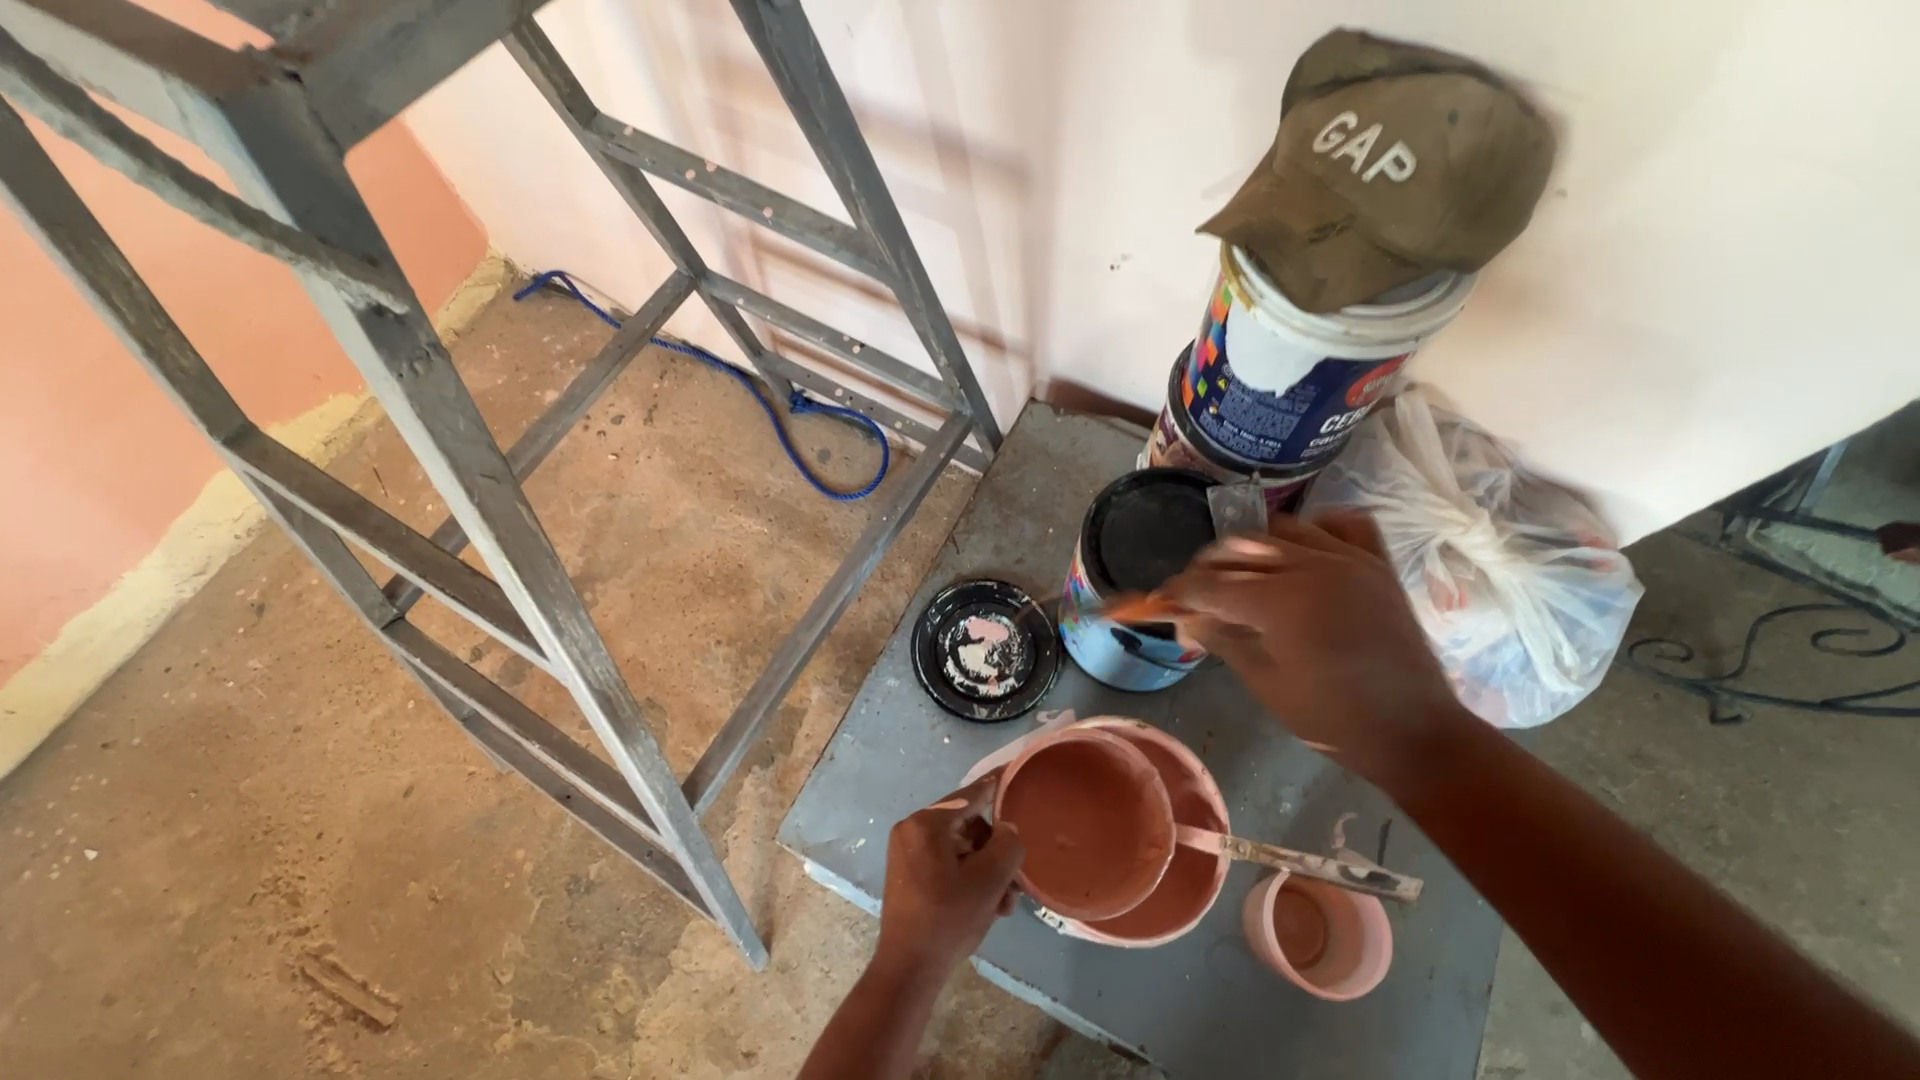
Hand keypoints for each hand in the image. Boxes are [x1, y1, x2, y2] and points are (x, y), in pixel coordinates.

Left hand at [873, 776, 1024, 981]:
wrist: (910, 968)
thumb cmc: (948, 917)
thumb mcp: (989, 879)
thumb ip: (1007, 843)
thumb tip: (1007, 828)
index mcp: (926, 823)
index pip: (970, 795)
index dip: (996, 785)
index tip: (1013, 771)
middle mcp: (912, 830)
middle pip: (969, 826)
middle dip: (996, 852)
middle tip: (1015, 882)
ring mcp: (908, 853)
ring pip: (962, 849)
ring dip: (988, 872)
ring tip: (1005, 903)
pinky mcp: (910, 874)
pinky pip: (949, 864)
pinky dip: (971, 879)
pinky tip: (989, 906)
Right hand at [1159, 511, 1474, 788]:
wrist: (1414, 732)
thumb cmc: (1332, 720)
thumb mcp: (1265, 682)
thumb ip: (1222, 640)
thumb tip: (1185, 618)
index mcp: (1280, 601)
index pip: (1210, 583)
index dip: (1179, 592)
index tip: (1161, 602)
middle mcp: (1311, 566)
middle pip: (1239, 548)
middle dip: (1208, 569)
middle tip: (1197, 599)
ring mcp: (1349, 560)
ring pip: (1281, 530)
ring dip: (1254, 548)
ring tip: (1244, 577)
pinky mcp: (1377, 564)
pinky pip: (1342, 524)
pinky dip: (1316, 528)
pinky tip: (1302, 551)